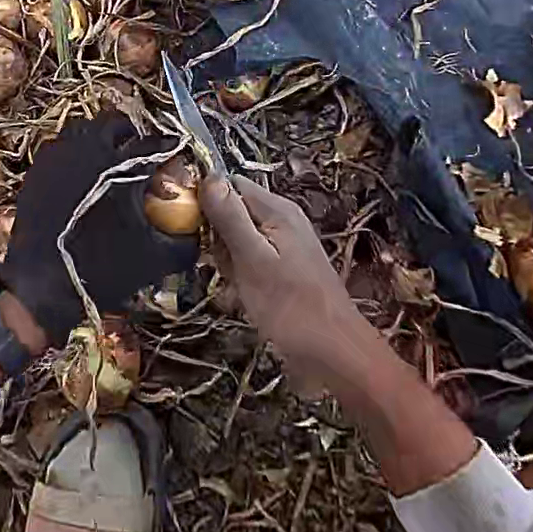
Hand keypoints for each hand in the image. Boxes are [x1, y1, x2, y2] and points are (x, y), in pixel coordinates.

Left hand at [0, 113, 200, 345]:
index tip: (172, 156)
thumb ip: (185, 242)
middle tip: (137, 151)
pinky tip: (80, 172)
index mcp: (124, 169)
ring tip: (107, 155)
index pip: (156, 143)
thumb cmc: (102, 270)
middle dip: (130, 134)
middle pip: (115, 124)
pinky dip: (75, 151)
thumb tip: (198, 231)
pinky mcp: (40, 168)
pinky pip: (61, 146)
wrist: (44, 285)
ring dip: (100, 137)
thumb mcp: (157, 261)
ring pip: (85, 128)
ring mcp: (62, 157)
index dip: (168, 148)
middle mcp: (92, 152)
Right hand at [201, 174, 385, 395]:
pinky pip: (252, 259)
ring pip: (240, 238)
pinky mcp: (286, 267)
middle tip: (223, 267)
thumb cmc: (291, 307)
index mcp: (277, 210)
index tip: (196, 230)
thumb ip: (230, 217)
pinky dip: (242, 275)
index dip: (208, 202)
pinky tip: (243, 297)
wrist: (336, 355)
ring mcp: (286, 244)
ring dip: (228, 261)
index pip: (230, 185)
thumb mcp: (252, 259)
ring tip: (235, 286)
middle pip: (234, 211)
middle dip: (218, 237)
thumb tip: (208, 176)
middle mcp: (283, 219)